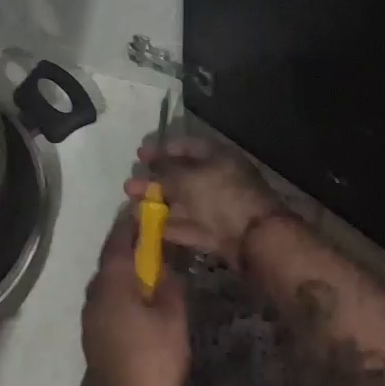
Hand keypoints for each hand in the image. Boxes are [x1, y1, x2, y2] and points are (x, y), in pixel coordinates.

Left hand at [82, 215, 189, 385]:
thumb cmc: (155, 358)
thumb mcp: (173, 319)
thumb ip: (169, 288)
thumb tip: (164, 270)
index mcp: (111, 285)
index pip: (117, 244)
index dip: (127, 226)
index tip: (138, 211)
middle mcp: (93, 295)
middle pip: (108, 263)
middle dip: (125, 248)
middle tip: (146, 239)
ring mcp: (88, 317)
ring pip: (105, 284)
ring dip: (122, 273)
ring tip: (145, 270)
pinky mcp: (91, 336)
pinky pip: (104, 303)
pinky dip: (119, 294)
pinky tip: (135, 303)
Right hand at [123, 137, 286, 269]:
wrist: (255, 239)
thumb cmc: (220, 197)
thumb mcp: (186, 178)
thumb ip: (164, 171)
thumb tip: (150, 165)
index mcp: (216, 158)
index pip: (186, 147)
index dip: (161, 149)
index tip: (139, 155)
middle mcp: (216, 179)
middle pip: (180, 176)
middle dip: (153, 181)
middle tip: (129, 186)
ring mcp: (216, 207)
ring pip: (181, 202)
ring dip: (156, 204)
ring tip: (130, 206)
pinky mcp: (214, 232)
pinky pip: (186, 224)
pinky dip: (166, 224)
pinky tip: (145, 225)